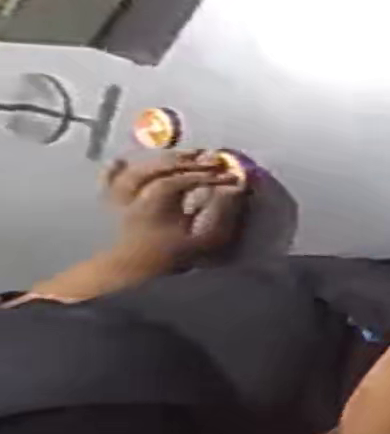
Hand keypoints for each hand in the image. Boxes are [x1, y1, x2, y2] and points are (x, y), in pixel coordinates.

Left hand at [103, 150, 247, 271]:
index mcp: (155, 209)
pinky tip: (122, 161)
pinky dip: (116, 171)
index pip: (177, 181)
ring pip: (134, 173)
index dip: (207, 177)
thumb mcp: (208, 239)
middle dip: (185, 163)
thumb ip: (224, 211)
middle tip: (213, 160)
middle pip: (153, 172)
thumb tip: (236, 186)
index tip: (232, 179)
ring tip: (188, 155)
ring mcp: (120, 204)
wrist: (136, 277)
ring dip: (163, 161)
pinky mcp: (115, 209)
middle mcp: (133, 201)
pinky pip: (109, 185)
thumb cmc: (178, 259)